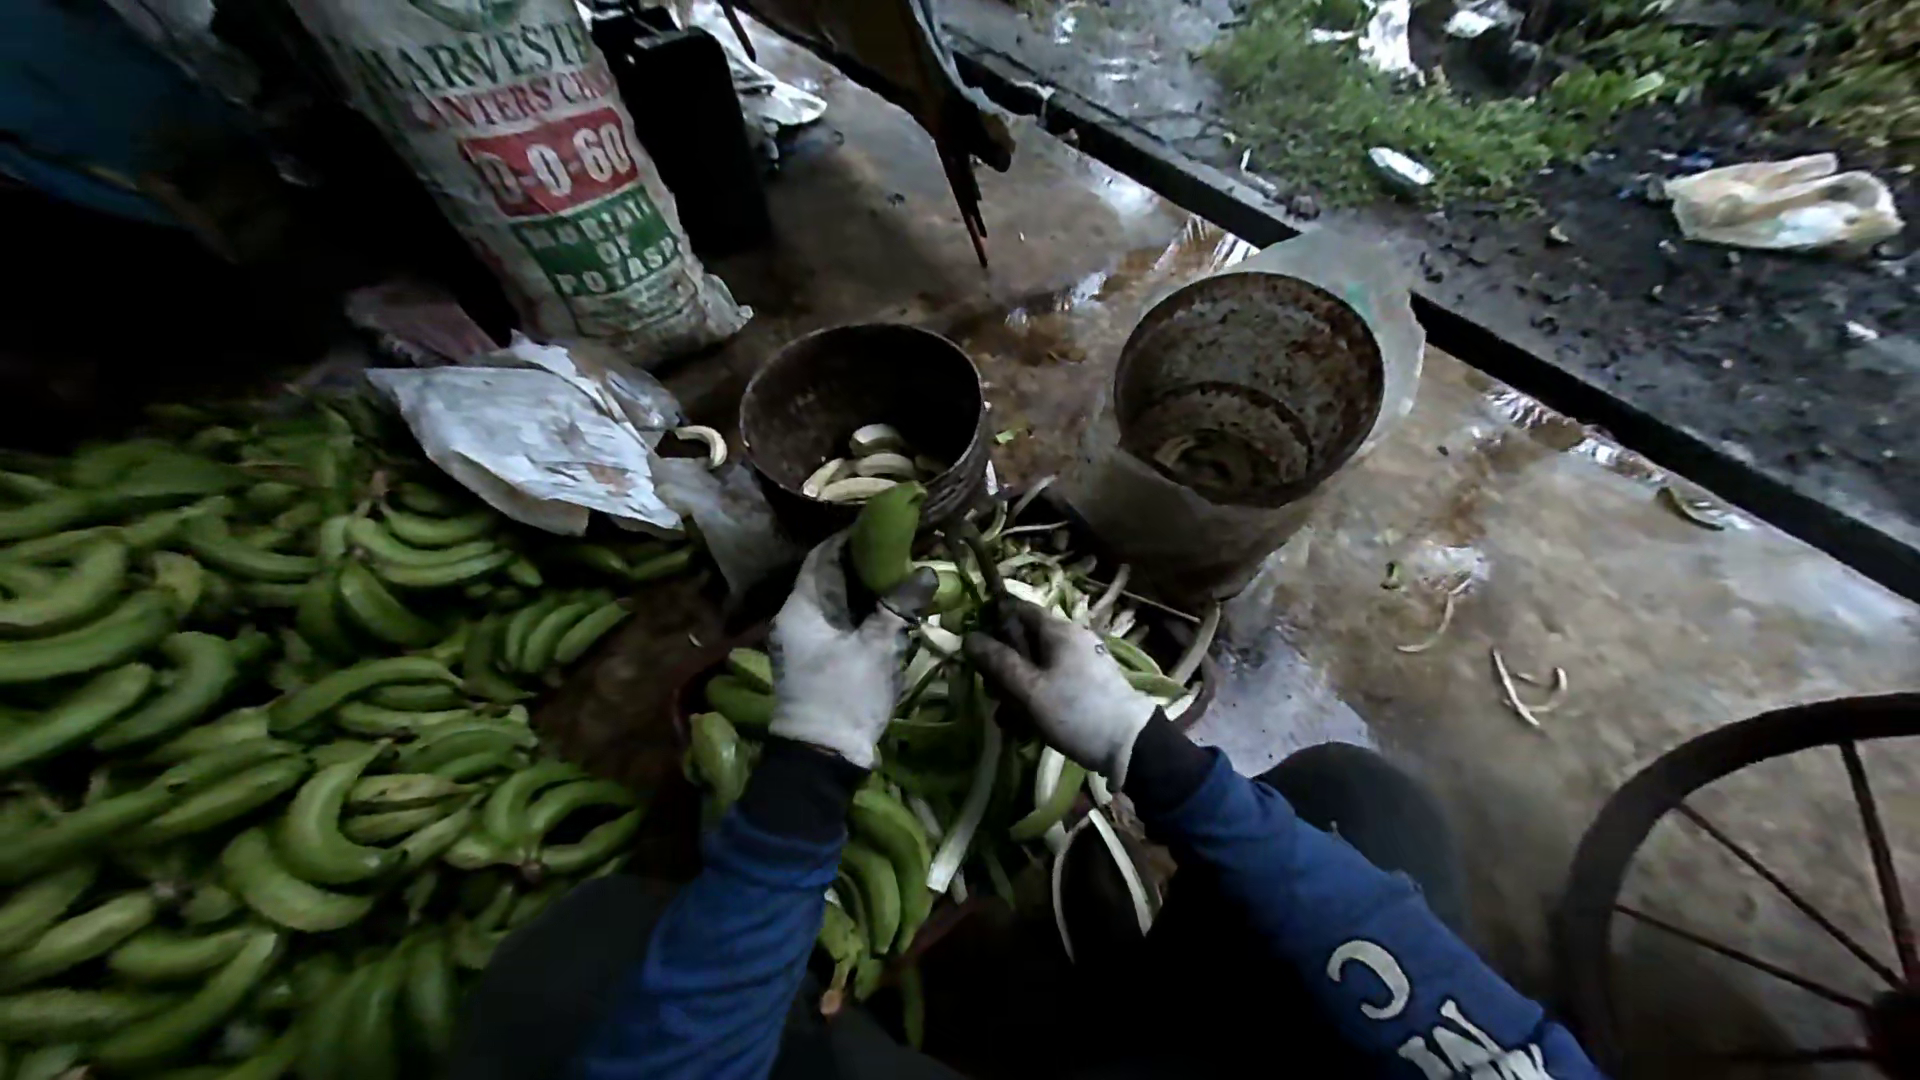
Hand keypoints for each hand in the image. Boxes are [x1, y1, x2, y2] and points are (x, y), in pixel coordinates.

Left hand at [767, 534, 907, 768]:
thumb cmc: (845, 696)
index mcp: (802, 608)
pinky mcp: (821, 658)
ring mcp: (808, 640)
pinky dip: (866, 613)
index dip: (851, 538)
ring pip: (839, 601)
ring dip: (868, 590)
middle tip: (903, 552)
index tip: (884, 528)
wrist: (822, 760)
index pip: (823, 557)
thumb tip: (927, 572)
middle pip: (832, 577)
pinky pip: (843, 623)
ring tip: (904, 576)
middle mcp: (798, 618)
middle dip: (866, 564)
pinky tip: (893, 611)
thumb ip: (900, 606)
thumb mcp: (877, 648)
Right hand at [964, 603, 1158, 786]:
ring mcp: (1082, 661)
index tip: (977, 648)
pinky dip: (1036, 697)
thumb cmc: (1076, 711)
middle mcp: (1072, 639)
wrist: (1131, 746)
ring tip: (1007, 718)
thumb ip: (998, 662)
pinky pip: (1053, 682)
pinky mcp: (1089, 684)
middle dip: (1003, 667)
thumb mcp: (1030, 689)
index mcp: (1059, 630)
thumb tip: (969, 637)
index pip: (1019, 609)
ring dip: (1017, 688)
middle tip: (993, 695)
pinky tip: (1025, 725)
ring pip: (1037, 666)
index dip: (994, 623)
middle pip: (1025, 641)